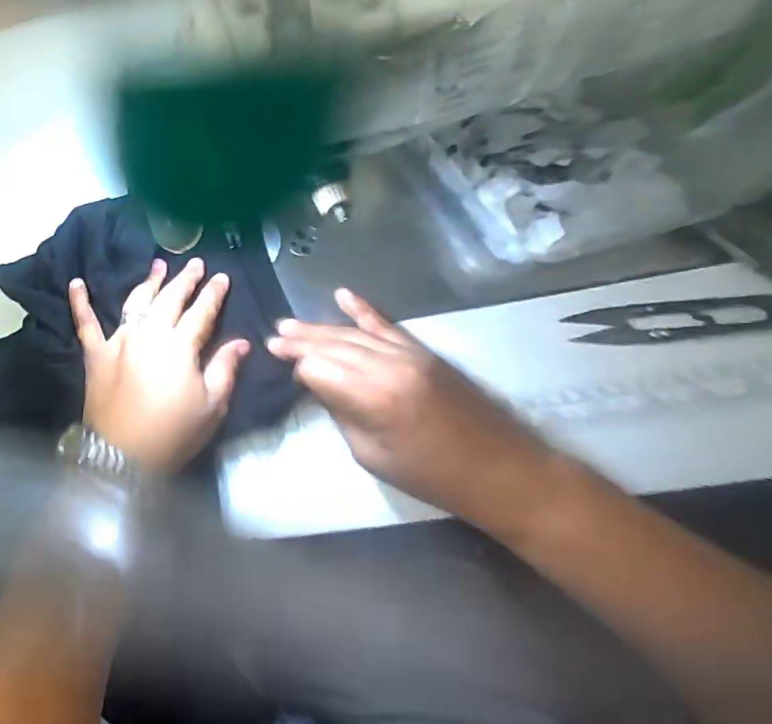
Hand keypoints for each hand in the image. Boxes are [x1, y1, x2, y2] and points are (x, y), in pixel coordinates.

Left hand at [69, 257, 249, 473]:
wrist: (121, 459)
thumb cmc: (173, 433)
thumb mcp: (211, 405)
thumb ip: (225, 368)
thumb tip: (241, 342)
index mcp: (179, 345)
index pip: (201, 312)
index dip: (213, 293)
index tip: (222, 277)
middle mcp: (149, 334)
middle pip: (170, 299)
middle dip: (185, 279)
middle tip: (196, 264)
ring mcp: (119, 341)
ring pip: (136, 303)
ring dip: (149, 282)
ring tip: (158, 265)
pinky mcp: (96, 355)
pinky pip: (86, 324)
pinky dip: (80, 302)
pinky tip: (77, 283)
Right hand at [268, 287, 580, 534]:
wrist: (497, 467)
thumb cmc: (432, 476)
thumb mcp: (374, 456)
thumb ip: (343, 415)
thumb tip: (321, 387)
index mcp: (374, 398)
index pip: (320, 369)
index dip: (298, 368)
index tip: (280, 368)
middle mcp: (388, 365)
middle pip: (334, 344)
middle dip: (302, 341)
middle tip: (274, 336)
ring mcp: (408, 353)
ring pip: (354, 333)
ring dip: (321, 327)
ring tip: (290, 323)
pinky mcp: (422, 350)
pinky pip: (386, 324)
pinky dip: (362, 309)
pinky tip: (342, 295)